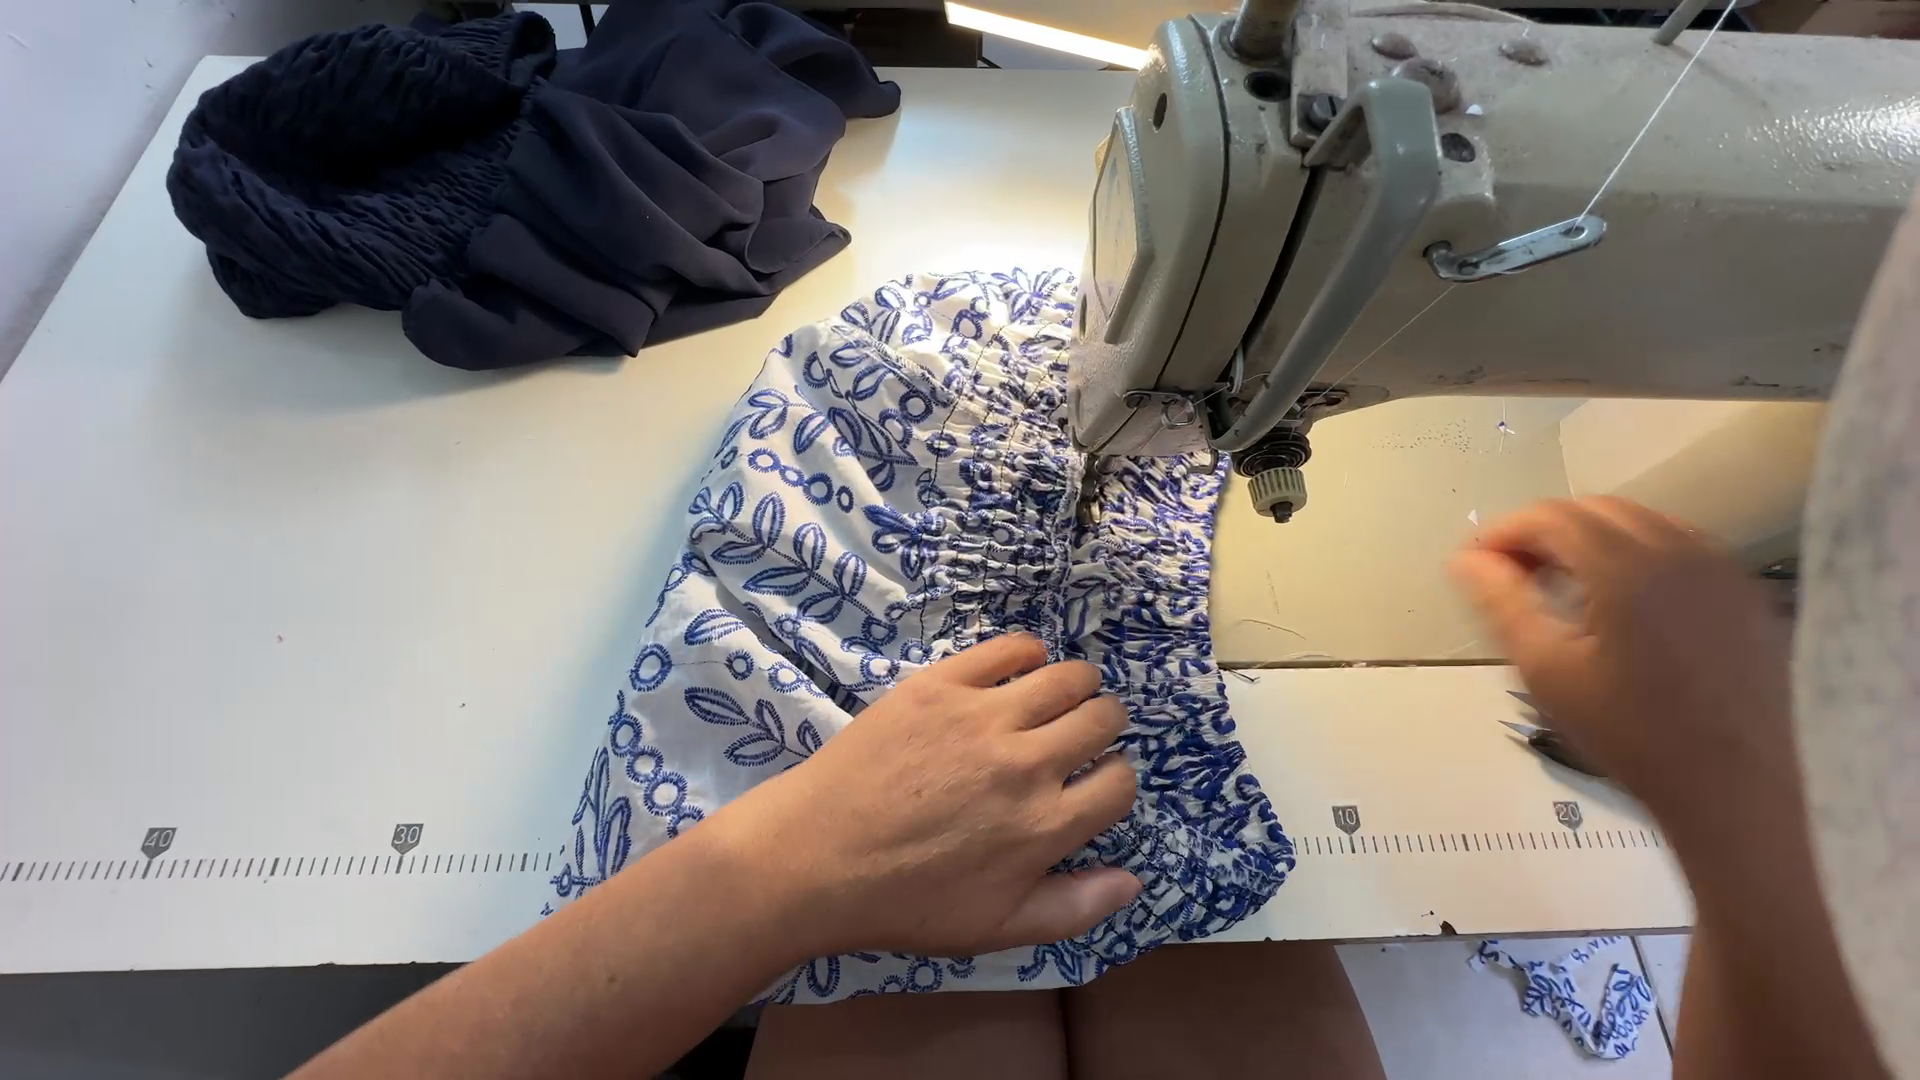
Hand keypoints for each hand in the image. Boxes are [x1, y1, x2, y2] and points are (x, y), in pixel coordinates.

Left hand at [697, 634, 1141, 958]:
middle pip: (1101, 717)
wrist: (818, 856)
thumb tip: (1135, 880)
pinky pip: (1008, 647)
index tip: (1094, 779)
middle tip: (1081, 731)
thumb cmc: (907, 900)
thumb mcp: (997, 929)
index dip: (1115, 779)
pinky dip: (1028, 652)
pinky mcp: (941, 683)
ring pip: (1065, 676)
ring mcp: (981, 715)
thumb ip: (1075, 908)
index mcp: (1044, 826)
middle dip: (1104, 723)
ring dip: (1077, 684)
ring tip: (1060, 694)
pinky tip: (1022, 666)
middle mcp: (1025, 763)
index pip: (1120, 782)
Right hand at [1449, 497, 1795, 847]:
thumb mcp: (1544, 667)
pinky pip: (1676, 545)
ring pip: (1637, 522)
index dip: (1501, 532)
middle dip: (1541, 532)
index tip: (1473, 565)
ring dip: (1586, 539)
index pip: (1550, 517)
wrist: (1738, 787)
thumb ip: (1500, 601)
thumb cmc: (1627, 731)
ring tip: (1556, 586)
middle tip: (1509, 575)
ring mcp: (1722, 570)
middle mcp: (1682, 553)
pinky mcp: (1744, 593)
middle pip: (1593, 510)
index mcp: (1628, 570)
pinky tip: (1613, 599)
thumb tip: (1464, 558)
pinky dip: (1630, 553)